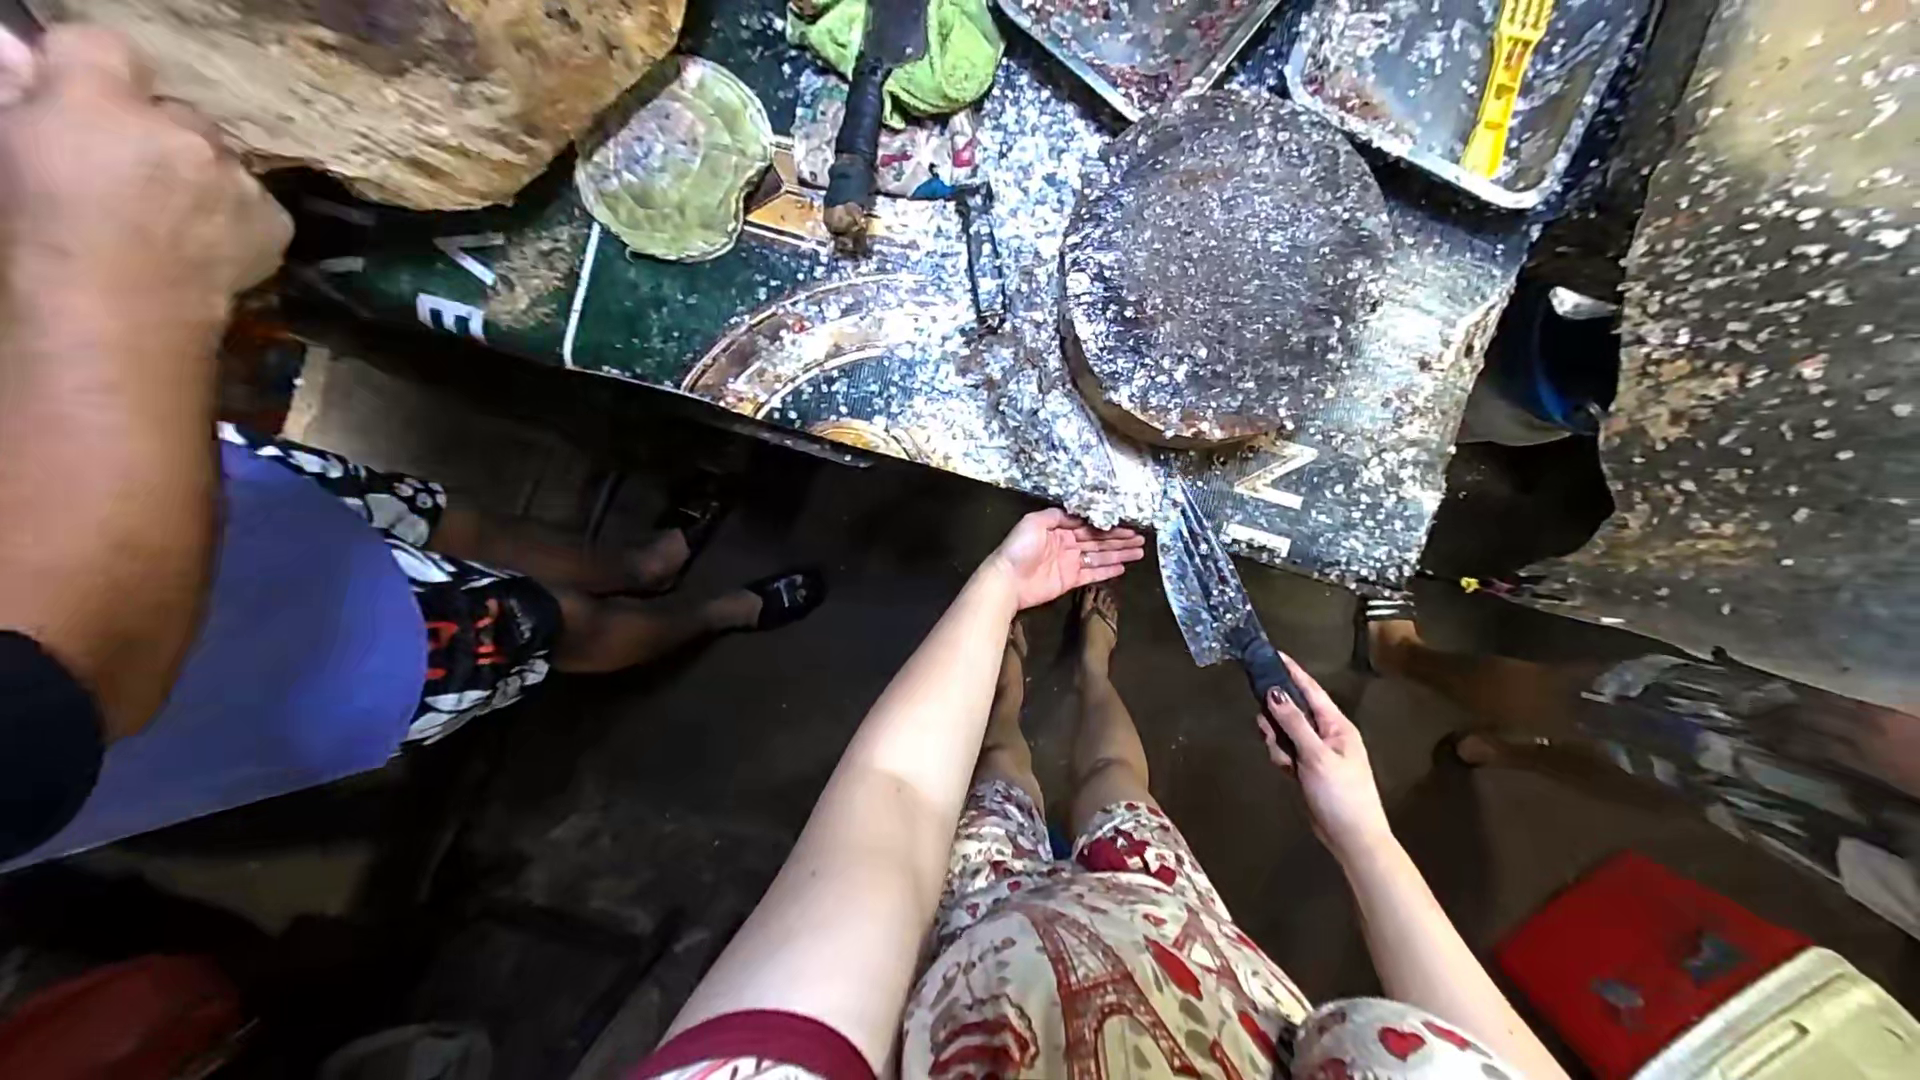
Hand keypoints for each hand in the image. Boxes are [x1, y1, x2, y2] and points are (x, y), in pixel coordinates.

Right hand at [0, 27, 290, 339]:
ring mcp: (238, 179)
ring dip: (204, 173)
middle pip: (180, 113)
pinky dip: (240, 212)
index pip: (109, 45)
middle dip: (159, 132)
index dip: (96, 68)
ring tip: (176, 211)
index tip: (84, 94)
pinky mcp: (276, 221)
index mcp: (102, 99)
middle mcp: (184, 134)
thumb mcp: (4, 138)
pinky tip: (211, 237)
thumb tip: (14, 48)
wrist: (123, 300)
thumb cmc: (37, 221)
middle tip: (134, 169)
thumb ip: (16, 89)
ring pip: (225, 159)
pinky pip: (260, 202)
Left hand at [984, 508, 1146, 610]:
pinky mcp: (1069, 580)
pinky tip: (1123, 567)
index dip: (1108, 525)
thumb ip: (1057, 515)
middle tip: (1140, 538)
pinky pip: (1092, 574)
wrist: (1007, 580)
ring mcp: (1069, 563)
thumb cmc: (1019, 548)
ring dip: (1119, 554)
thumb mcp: (1034, 522)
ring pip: (1099, 557)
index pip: (1088, 526)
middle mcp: (1066, 544)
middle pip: (1098, 541)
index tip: (1127, 524)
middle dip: (1119, 539)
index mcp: (1058, 529)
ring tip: (1139, 552)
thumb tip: (1078, 513)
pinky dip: (1107, 571)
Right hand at [1256, 655, 1392, 858]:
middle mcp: (1326, 734)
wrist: (1352, 838)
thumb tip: (1274, 692)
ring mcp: (1315, 751)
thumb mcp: (1316, 756)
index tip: (1272, 654)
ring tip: (1283, 760)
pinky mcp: (1305, 767)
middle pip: (1292, 710)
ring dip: (1276, 741)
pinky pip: (1284, 750)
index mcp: (1337, 726)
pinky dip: (1280, 756)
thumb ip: (1294, 723)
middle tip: (1266, 726)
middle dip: (1276, 716)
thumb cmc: (1341, 794)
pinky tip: (1285, 769)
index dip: (1292, 671)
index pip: (1311, 690)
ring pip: (1283, 731)